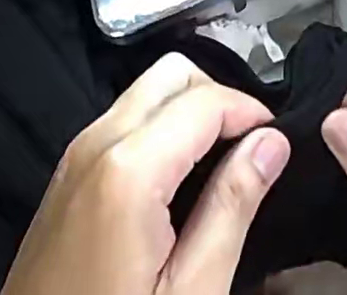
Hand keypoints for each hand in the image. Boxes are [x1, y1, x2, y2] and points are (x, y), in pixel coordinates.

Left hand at [2, 53, 291, 294]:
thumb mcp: (190, 293)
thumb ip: (232, 206)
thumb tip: (271, 143)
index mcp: (128, 167)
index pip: (203, 99)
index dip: (249, 111)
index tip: (276, 141)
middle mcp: (98, 139)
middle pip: (171, 72)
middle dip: (217, 96)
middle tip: (248, 147)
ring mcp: (78, 150)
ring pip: (147, 88)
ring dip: (190, 107)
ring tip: (222, 161)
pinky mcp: (70, 168)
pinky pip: (126, 115)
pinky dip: (162, 123)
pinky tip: (182, 173)